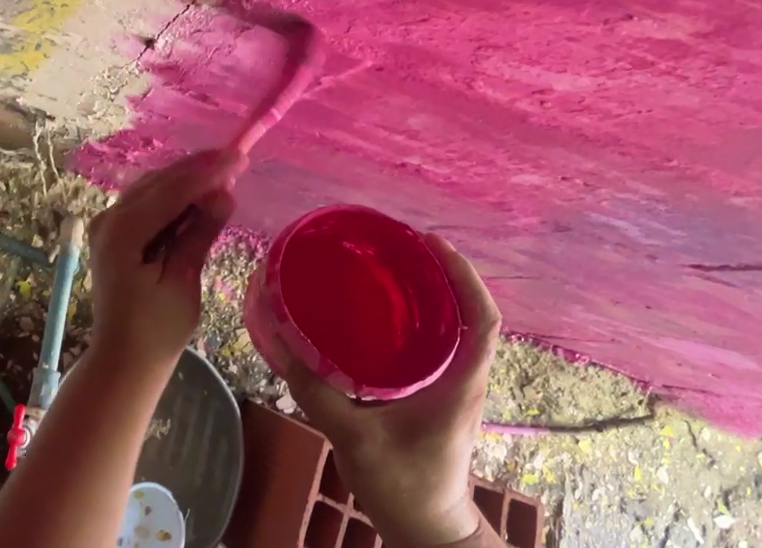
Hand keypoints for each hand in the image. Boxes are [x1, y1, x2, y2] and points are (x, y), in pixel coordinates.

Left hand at [85, 150, 240, 372]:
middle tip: (235, 159)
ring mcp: (109, 224)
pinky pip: (148, 203)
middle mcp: (109, 219)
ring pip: (152, 189)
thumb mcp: (183, 282)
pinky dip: (173, 196)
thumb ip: (199, 234)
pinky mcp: (116, 232)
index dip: (206, 173)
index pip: (170, 192)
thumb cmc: (156, 331)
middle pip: (158, 183)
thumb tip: (225, 194)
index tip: (238, 157)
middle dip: (197, 170)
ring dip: (186, 180)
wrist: (124, 360)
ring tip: (224, 171)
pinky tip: (200, 193)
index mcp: (122, 232)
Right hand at [269, 235, 502, 547]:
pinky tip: (375, 311)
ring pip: (451, 326)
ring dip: (428, 292)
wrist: (427, 532)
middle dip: (439, 272)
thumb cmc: (405, 487)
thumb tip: (278, 339)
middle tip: (395, 245)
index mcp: (460, 383)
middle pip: (466, 312)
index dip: (464, 275)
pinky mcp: (434, 395)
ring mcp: (451, 387)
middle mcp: (462, 378)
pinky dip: (412, 317)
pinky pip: (432, 343)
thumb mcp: (357, 439)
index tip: (430, 242)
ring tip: (384, 265)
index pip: (483, 318)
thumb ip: (316, 392)